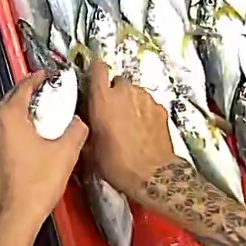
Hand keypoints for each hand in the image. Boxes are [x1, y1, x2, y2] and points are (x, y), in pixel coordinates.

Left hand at [0, 71, 86, 245]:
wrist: (12, 217)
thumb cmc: (36, 185)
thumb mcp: (66, 153)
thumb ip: (75, 130)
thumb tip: (78, 122)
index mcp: (7, 118)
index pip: (22, 87)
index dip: (36, 79)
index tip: (45, 76)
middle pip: (9, 101)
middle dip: (27, 97)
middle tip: (45, 97)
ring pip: (1, 119)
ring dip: (18, 115)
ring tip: (37, 119)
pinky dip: (9, 132)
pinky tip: (24, 142)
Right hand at [85, 60, 178, 202]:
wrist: (152, 175)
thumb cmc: (118, 163)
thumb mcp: (91, 147)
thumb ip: (86, 127)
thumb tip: (84, 126)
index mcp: (103, 99)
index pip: (98, 69)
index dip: (96, 71)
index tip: (94, 74)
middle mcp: (125, 93)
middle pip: (118, 81)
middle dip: (115, 92)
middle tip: (111, 111)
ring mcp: (146, 99)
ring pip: (135, 93)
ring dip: (130, 103)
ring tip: (128, 124)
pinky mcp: (161, 109)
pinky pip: (149, 105)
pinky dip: (145, 113)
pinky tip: (142, 130)